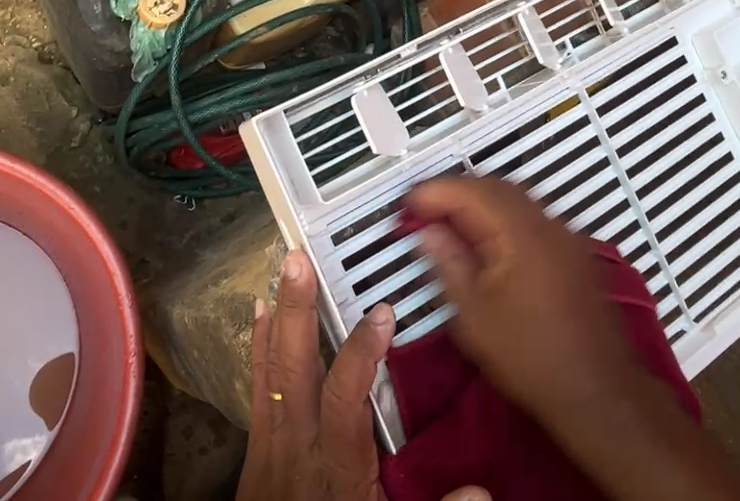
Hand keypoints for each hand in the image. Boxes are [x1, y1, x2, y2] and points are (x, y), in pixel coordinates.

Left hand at [238, 249, 487, 500]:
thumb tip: (481, 490)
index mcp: (339, 466)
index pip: (344, 400)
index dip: (360, 355)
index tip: (382, 313)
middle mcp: (299, 444)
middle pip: (295, 369)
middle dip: (298, 312)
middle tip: (300, 262)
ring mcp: (272, 442)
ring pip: (274, 368)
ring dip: (280, 315)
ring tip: (285, 269)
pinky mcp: (258, 445)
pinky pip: (258, 385)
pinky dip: (259, 344)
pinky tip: (259, 312)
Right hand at [405, 176, 639, 423]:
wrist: (598, 392)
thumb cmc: (529, 356)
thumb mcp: (474, 314)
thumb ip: (448, 263)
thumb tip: (428, 232)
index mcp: (519, 232)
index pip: (469, 191)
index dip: (433, 193)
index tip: (406, 206)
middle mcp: (547, 223)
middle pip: (495, 186)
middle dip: (455, 192)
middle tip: (423, 211)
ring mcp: (566, 235)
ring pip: (516, 198)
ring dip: (480, 201)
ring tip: (449, 223)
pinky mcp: (574, 252)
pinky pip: (532, 216)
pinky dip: (503, 216)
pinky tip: (486, 240)